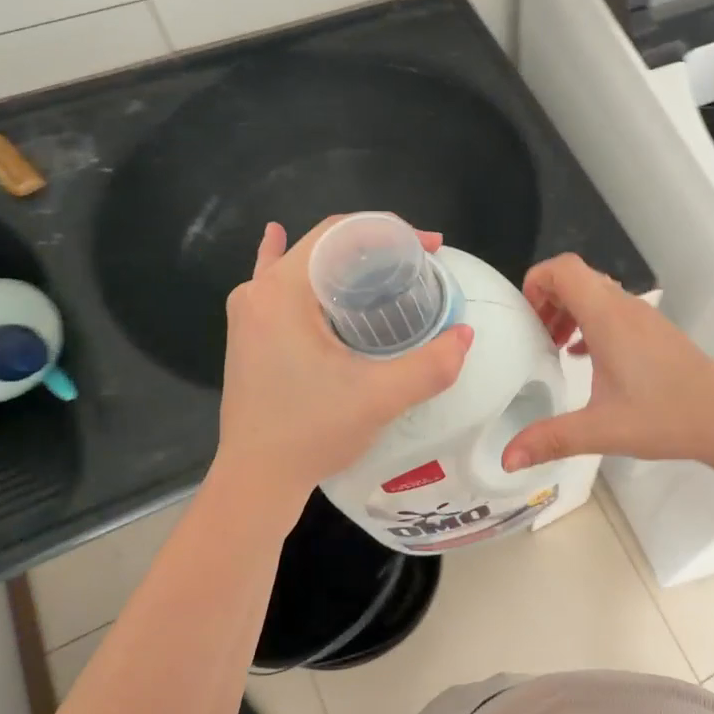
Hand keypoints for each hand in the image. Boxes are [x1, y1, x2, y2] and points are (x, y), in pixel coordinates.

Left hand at [215, 217, 473, 502]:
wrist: (256, 481)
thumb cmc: (312, 432)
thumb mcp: (380, 398)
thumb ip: (430, 366)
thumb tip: (465, 334)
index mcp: (283, 292)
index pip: (340, 234)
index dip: (391, 231)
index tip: (431, 249)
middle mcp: (258, 292)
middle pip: (323, 246)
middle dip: (375, 246)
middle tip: (420, 265)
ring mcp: (248, 313)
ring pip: (303, 265)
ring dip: (346, 262)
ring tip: (386, 269)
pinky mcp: (248, 335)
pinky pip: (276, 284)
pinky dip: (296, 267)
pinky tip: (279, 240)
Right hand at [501, 253, 713, 478]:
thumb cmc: (664, 417)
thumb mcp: (601, 430)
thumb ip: (550, 440)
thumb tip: (507, 459)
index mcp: (608, 318)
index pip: (564, 269)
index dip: (536, 280)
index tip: (523, 317)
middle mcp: (625, 308)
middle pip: (577, 278)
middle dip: (547, 299)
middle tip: (532, 335)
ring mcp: (643, 318)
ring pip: (596, 294)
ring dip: (570, 311)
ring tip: (553, 347)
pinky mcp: (655, 332)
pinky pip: (613, 311)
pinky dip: (591, 323)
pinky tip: (584, 359)